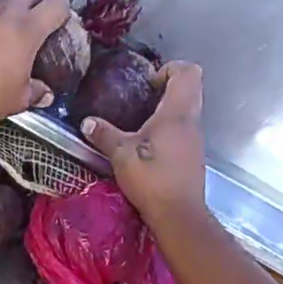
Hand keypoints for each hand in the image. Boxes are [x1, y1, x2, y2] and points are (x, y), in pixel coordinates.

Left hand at [0, 0, 71, 124]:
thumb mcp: (17, 99)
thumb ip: (35, 91)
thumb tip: (45, 93)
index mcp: (26, 29)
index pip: (57, 4)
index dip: (64, 10)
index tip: (62, 21)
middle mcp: (4, 11)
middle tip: (39, 15)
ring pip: (2, 0)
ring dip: (9, 11)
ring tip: (5, 35)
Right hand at [82, 61, 207, 223]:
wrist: (178, 215)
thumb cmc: (152, 179)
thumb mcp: (121, 155)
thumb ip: (104, 135)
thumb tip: (87, 122)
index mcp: (177, 113)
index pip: (187, 72)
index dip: (169, 68)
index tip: (148, 82)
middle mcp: (192, 122)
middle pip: (189, 89)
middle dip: (166, 88)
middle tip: (141, 100)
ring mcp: (195, 140)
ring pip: (186, 112)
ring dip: (166, 112)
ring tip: (139, 124)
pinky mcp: (193, 157)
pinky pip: (183, 132)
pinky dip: (168, 131)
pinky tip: (147, 148)